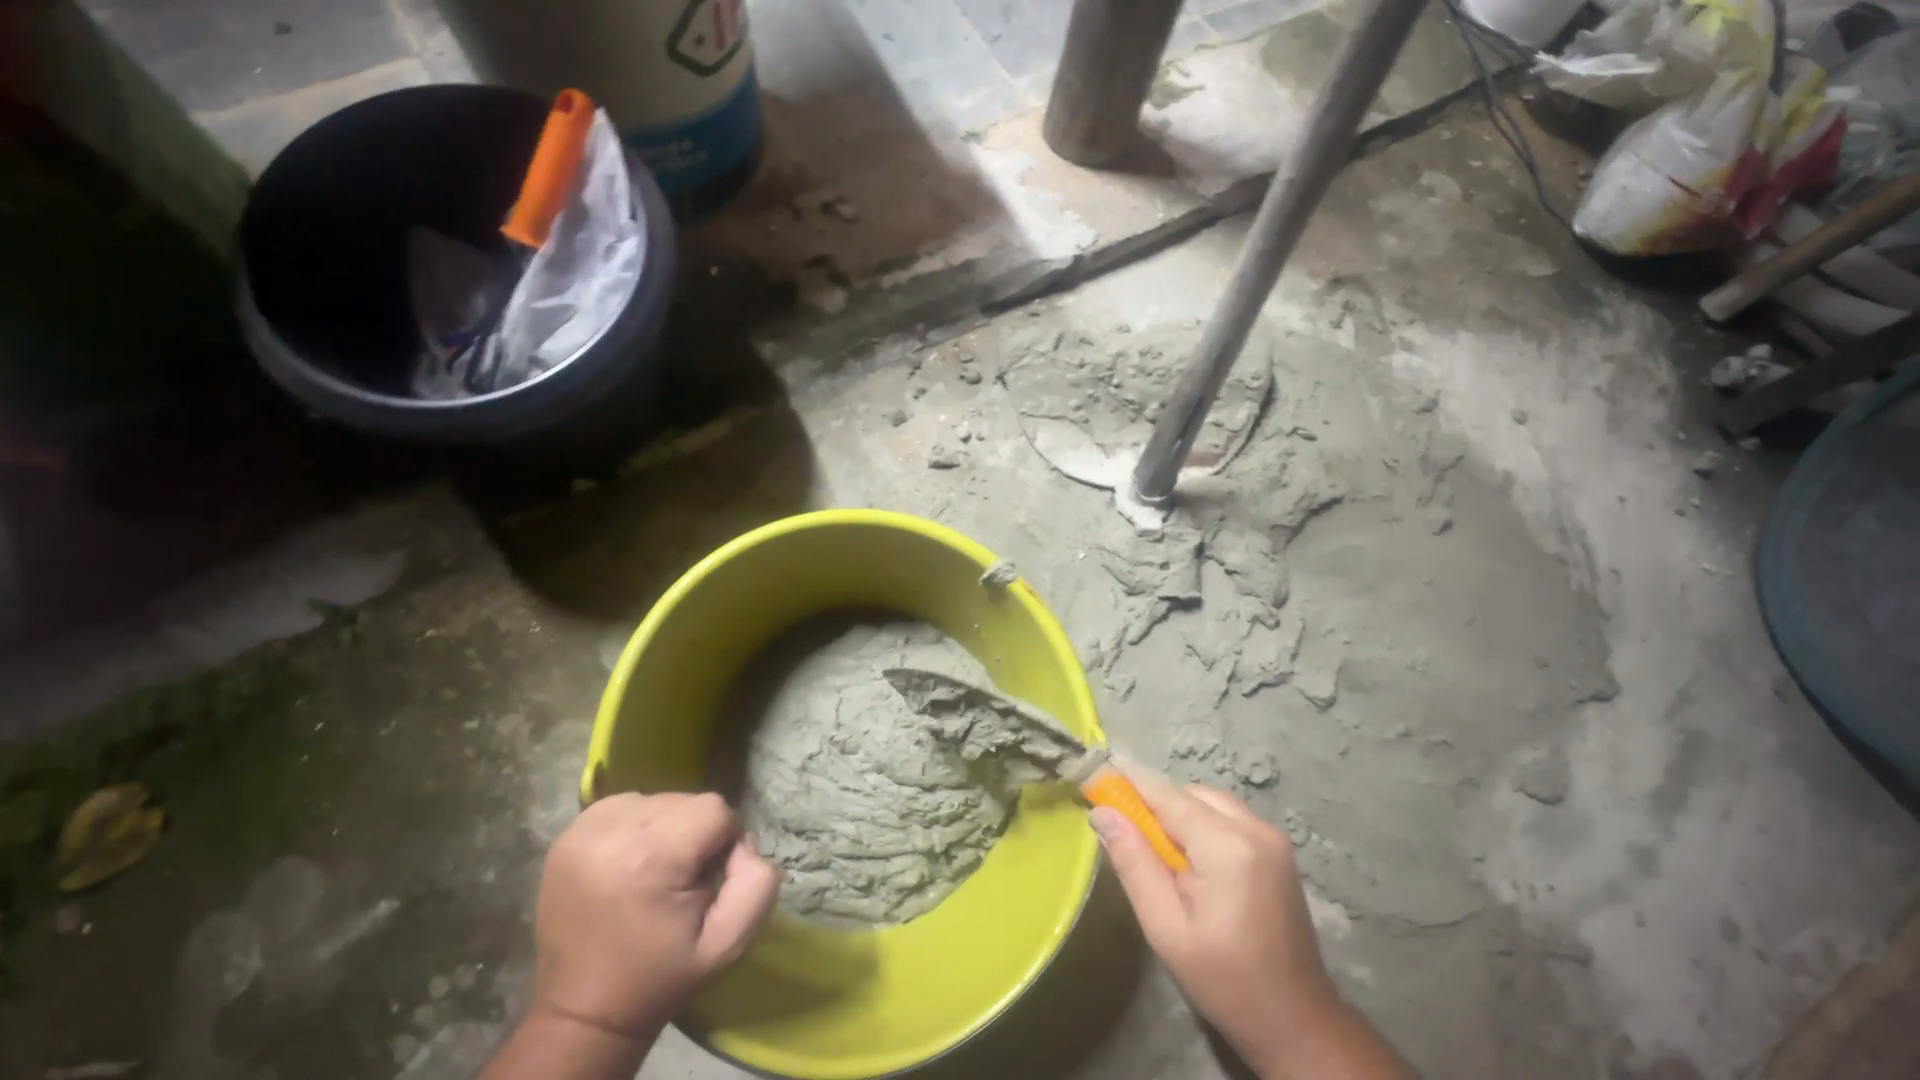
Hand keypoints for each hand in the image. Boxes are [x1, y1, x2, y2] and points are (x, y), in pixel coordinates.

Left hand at [530, 792, 780, 1041]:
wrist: (584, 1010)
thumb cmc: (660, 977)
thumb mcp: (729, 944)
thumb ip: (757, 883)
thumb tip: (742, 845)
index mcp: (650, 858)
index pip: (715, 809)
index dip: (725, 843)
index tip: (708, 883)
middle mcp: (611, 833)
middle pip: (685, 800)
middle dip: (695, 834)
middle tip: (681, 882)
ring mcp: (582, 831)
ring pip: (655, 799)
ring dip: (666, 827)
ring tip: (655, 872)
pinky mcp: (565, 835)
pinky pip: (623, 806)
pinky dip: (637, 826)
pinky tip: (630, 863)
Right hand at [1093, 774, 1408, 1077]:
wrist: (1295, 1018)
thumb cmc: (1224, 980)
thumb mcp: (1166, 928)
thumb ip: (1134, 864)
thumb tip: (1102, 814)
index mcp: (1227, 847)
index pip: (1168, 795)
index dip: (1130, 782)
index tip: (1097, 773)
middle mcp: (1255, 829)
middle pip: (1191, 794)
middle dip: (1156, 803)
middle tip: (1125, 830)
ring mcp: (1273, 838)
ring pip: (1212, 802)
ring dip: (1181, 814)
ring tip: (1158, 853)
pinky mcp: (1280, 852)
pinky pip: (1231, 819)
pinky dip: (1204, 824)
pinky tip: (1190, 861)